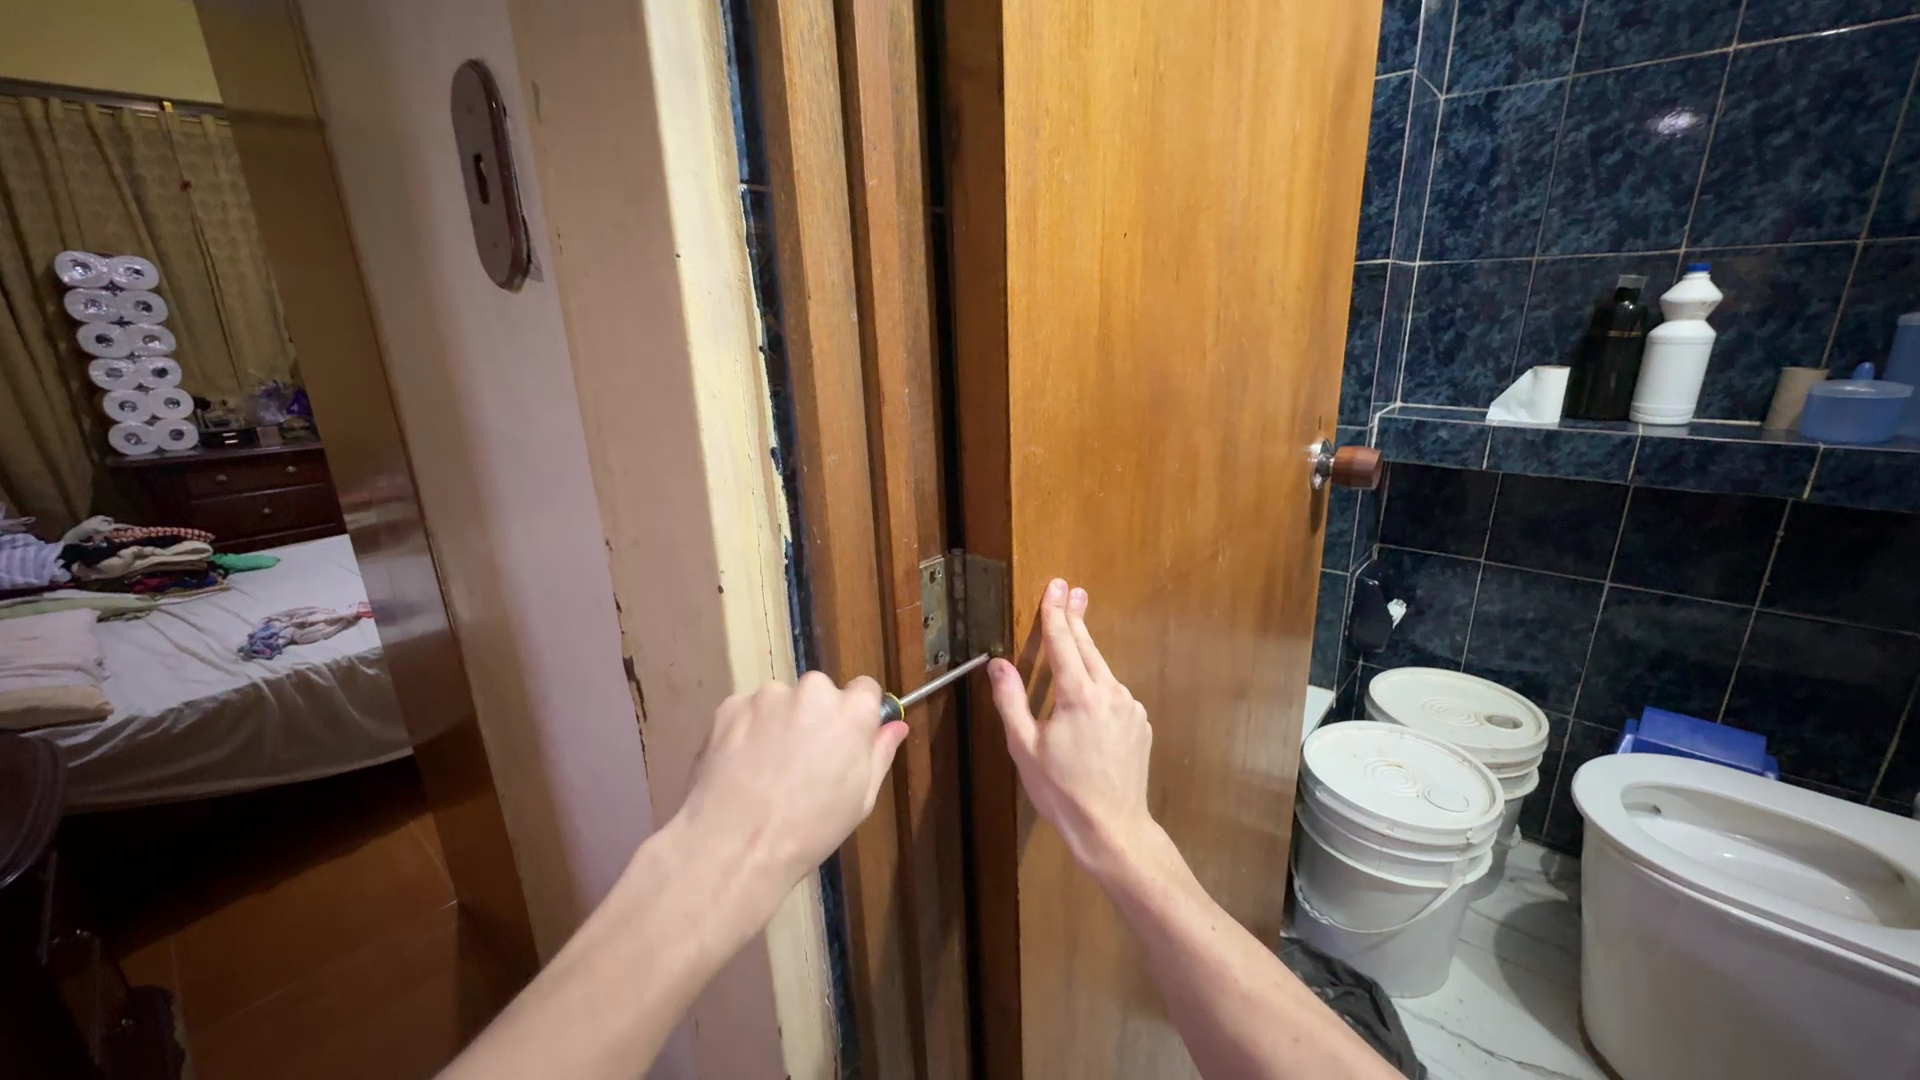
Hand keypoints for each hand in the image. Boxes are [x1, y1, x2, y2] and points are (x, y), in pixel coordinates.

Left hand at [674, 672, 908, 897]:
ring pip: (780, 702)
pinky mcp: (729, 706)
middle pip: (820, 693)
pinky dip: (745, 731)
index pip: (865, 689)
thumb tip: (896, 725)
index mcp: (852, 711)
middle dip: (814, 717)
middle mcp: (812, 691)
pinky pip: (746, 712)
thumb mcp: (861, 800)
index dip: (857, 714)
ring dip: (778, 723)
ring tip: (765, 769)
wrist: (735, 846)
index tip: (845, 740)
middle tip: (802, 761)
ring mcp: (767, 696)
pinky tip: (739, 767)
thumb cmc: (809, 830)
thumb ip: (880, 753)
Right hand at [988, 579, 1156, 876]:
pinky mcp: (1140, 723)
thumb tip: (997, 663)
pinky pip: (1115, 694)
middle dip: (1076, 618)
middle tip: (1072, 591)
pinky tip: (1089, 694)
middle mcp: (1110, 694)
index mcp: (1079, 696)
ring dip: (1087, 652)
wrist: (1113, 827)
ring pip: (1104, 670)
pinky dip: (1100, 684)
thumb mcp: (1025, 747)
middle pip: (1088, 647)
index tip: (1056, 587)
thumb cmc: (1062, 790)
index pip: (1063, 643)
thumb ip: (1011, 700)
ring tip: (1075, 636)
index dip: (1056, 613)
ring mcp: (1130, 708)